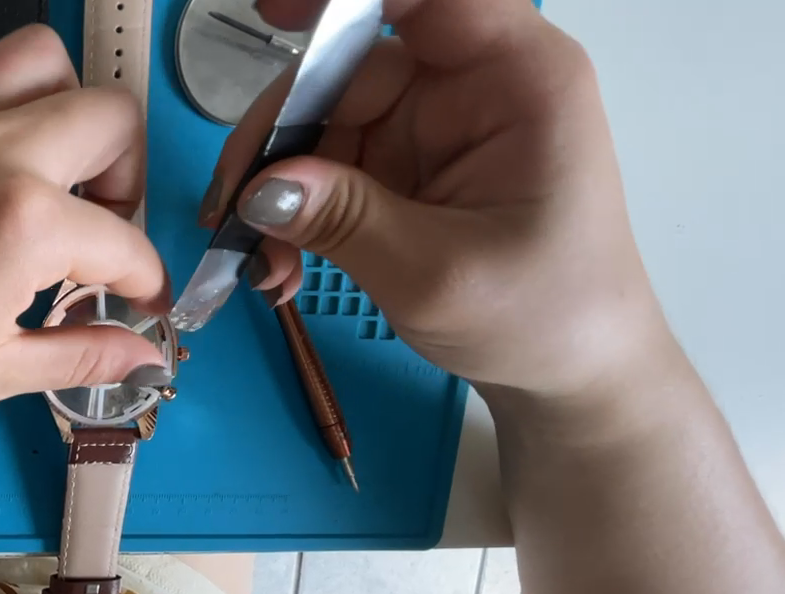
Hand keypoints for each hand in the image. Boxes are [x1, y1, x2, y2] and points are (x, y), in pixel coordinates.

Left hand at [0, 26, 171, 431]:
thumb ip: (80, 355)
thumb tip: (140, 357)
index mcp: (25, 224)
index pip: (123, 243)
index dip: (143, 281)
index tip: (137, 300)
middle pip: (111, 120)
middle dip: (127, 180)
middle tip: (103, 233)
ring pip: (42, 62)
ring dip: (67, 110)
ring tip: (55, 171)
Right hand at [206, 0, 670, 397]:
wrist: (559, 367)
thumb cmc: (532, 311)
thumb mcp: (432, 270)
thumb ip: (344, 220)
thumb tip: (257, 191)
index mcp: (510, 79)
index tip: (267, 13)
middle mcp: (463, 92)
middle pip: (343, 77)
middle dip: (274, 145)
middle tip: (225, 215)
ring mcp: (423, 137)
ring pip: (317, 137)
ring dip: (272, 201)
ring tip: (261, 269)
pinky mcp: (396, 179)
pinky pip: (320, 183)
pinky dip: (287, 226)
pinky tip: (279, 273)